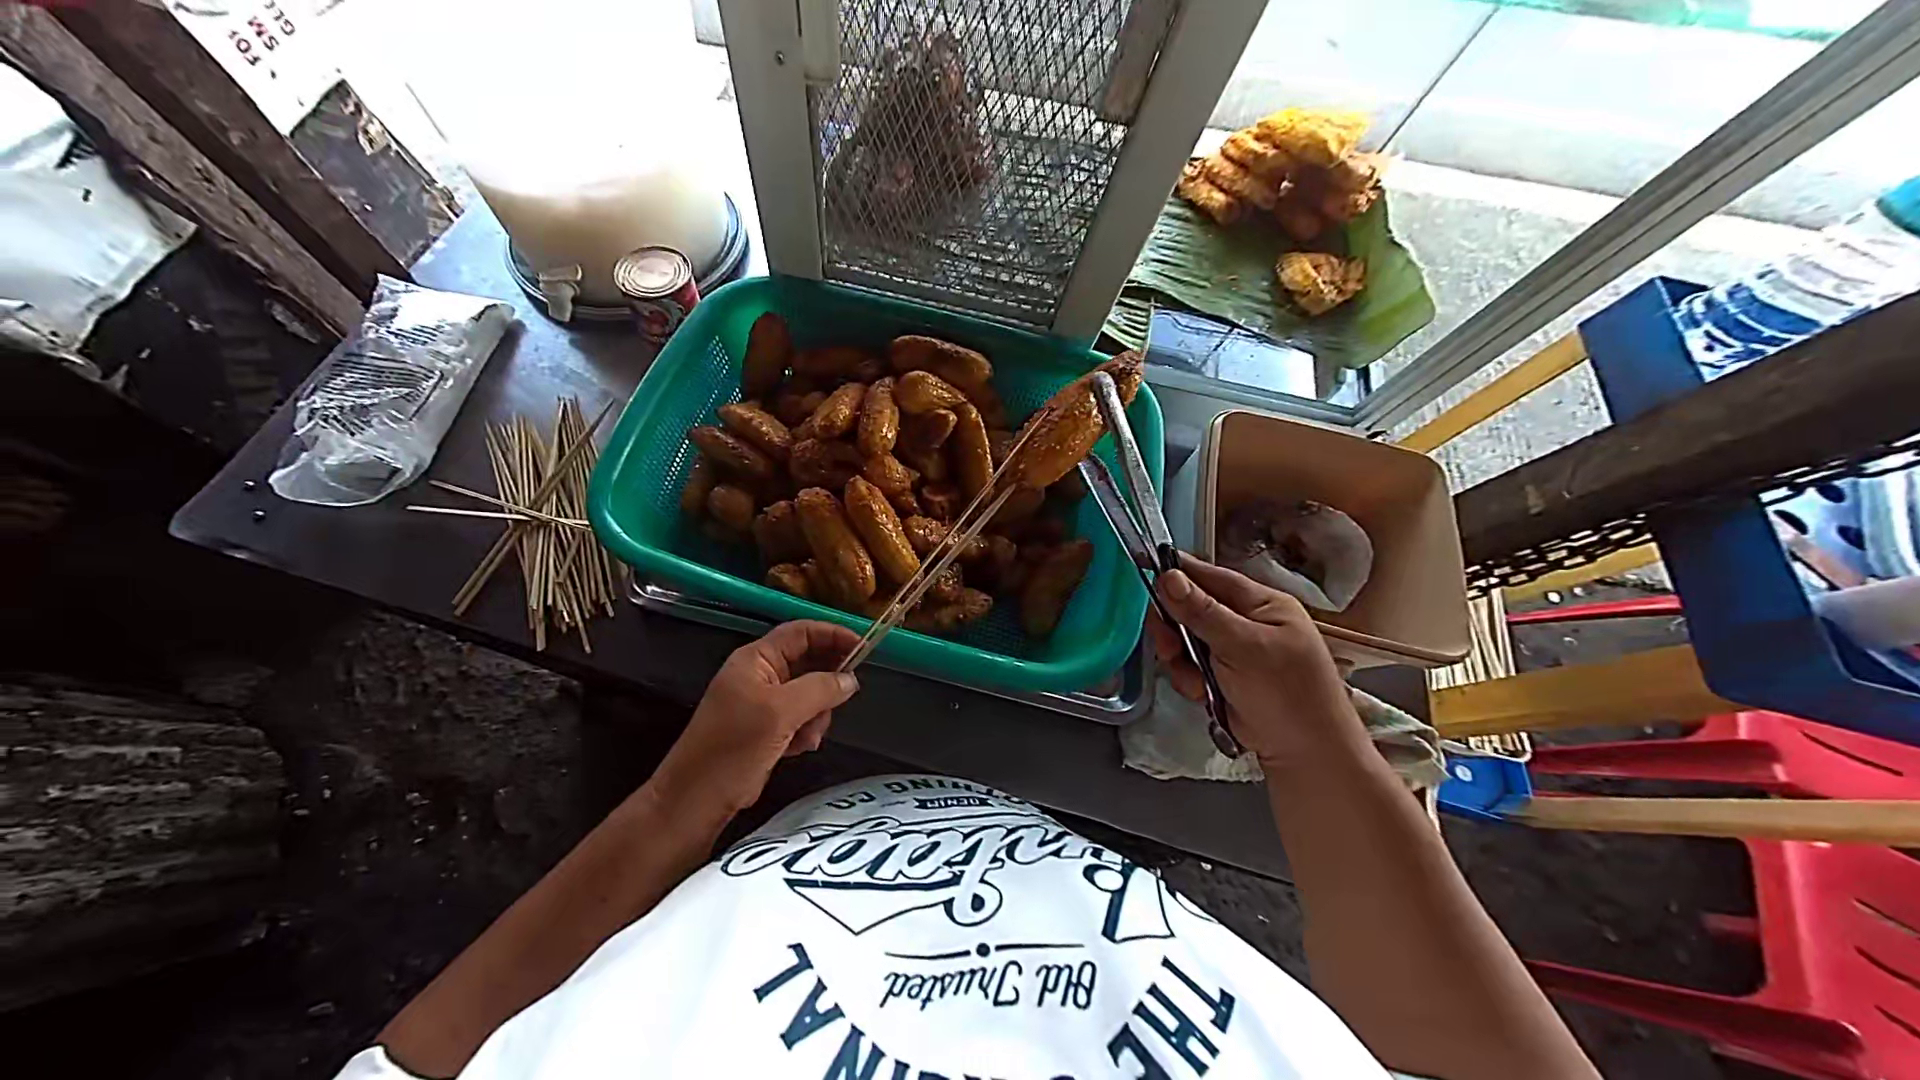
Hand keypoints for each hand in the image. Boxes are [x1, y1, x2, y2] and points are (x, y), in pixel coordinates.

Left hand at [657, 620, 861, 813]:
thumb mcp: (780, 712)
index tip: (863, 646)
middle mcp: (761, 675)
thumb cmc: (733, 747)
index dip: (833, 634)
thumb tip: (851, 680)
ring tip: (808, 737)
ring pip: (810, 695)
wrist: (696, 800)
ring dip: (816, 714)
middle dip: (826, 684)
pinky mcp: (767, 729)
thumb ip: (820, 689)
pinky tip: (799, 748)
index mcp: (756, 659)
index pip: (801, 632)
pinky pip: (801, 718)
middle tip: (838, 702)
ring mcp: (763, 703)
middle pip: (809, 663)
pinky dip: (806, 730)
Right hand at [1148, 553, 1371, 774]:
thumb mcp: (1243, 647)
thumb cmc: (1286, 693)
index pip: (1211, 576)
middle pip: (1190, 609)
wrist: (1307, 755)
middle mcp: (1245, 623)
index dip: (1178, 574)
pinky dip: (1189, 680)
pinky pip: (1189, 666)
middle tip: (1169, 647)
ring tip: (1195, 682)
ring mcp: (1233, 651)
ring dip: (1181, 661)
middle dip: (1175, 629)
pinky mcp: (1221, 677)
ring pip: (1185, 640)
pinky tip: (1201, 694)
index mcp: (1261, 604)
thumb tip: (1168, 575)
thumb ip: (1202, 612)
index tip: (1145, 570)